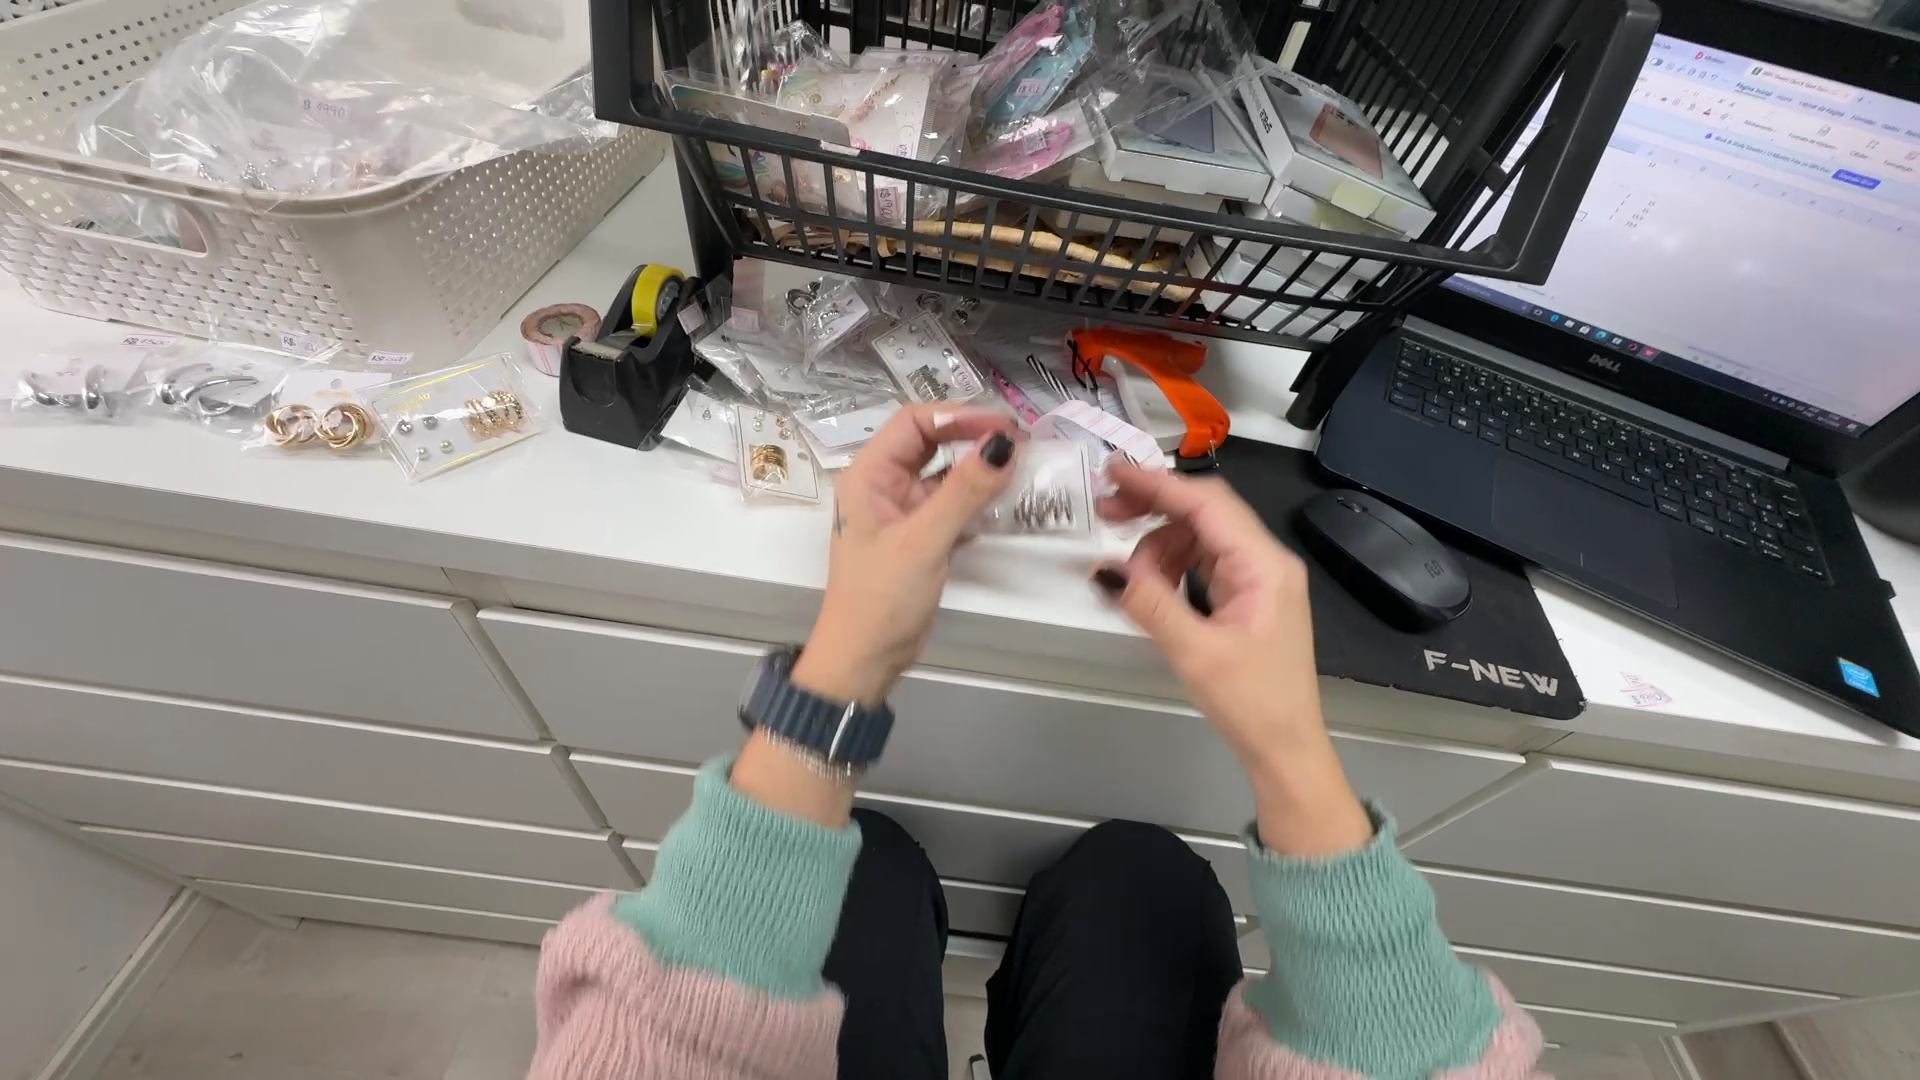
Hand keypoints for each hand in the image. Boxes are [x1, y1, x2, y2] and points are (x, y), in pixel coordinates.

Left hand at [792, 404, 1021, 707]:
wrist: (865, 658)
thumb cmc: (882, 597)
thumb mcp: (924, 540)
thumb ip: (965, 491)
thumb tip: (1004, 445)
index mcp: (868, 474)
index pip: (914, 422)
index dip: (959, 416)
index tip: (1004, 427)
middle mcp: (883, 484)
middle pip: (930, 442)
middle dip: (972, 437)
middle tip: (1018, 442)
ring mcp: (901, 511)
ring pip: (944, 474)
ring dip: (978, 470)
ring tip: (1020, 467)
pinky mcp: (919, 536)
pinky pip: (951, 505)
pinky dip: (977, 501)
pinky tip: (1006, 503)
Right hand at [1093, 463, 1372, 856]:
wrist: (1285, 748)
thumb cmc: (1252, 703)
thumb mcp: (1194, 653)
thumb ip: (1149, 603)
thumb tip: (1105, 569)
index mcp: (1264, 566)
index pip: (1207, 505)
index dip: (1158, 483)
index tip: (1114, 472)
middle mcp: (1264, 561)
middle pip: (1203, 512)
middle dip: (1153, 507)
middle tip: (1105, 511)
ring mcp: (1256, 577)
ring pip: (1198, 537)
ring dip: (1158, 544)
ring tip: (1129, 575)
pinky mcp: (1244, 595)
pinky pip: (1201, 562)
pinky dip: (1170, 565)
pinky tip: (1149, 583)